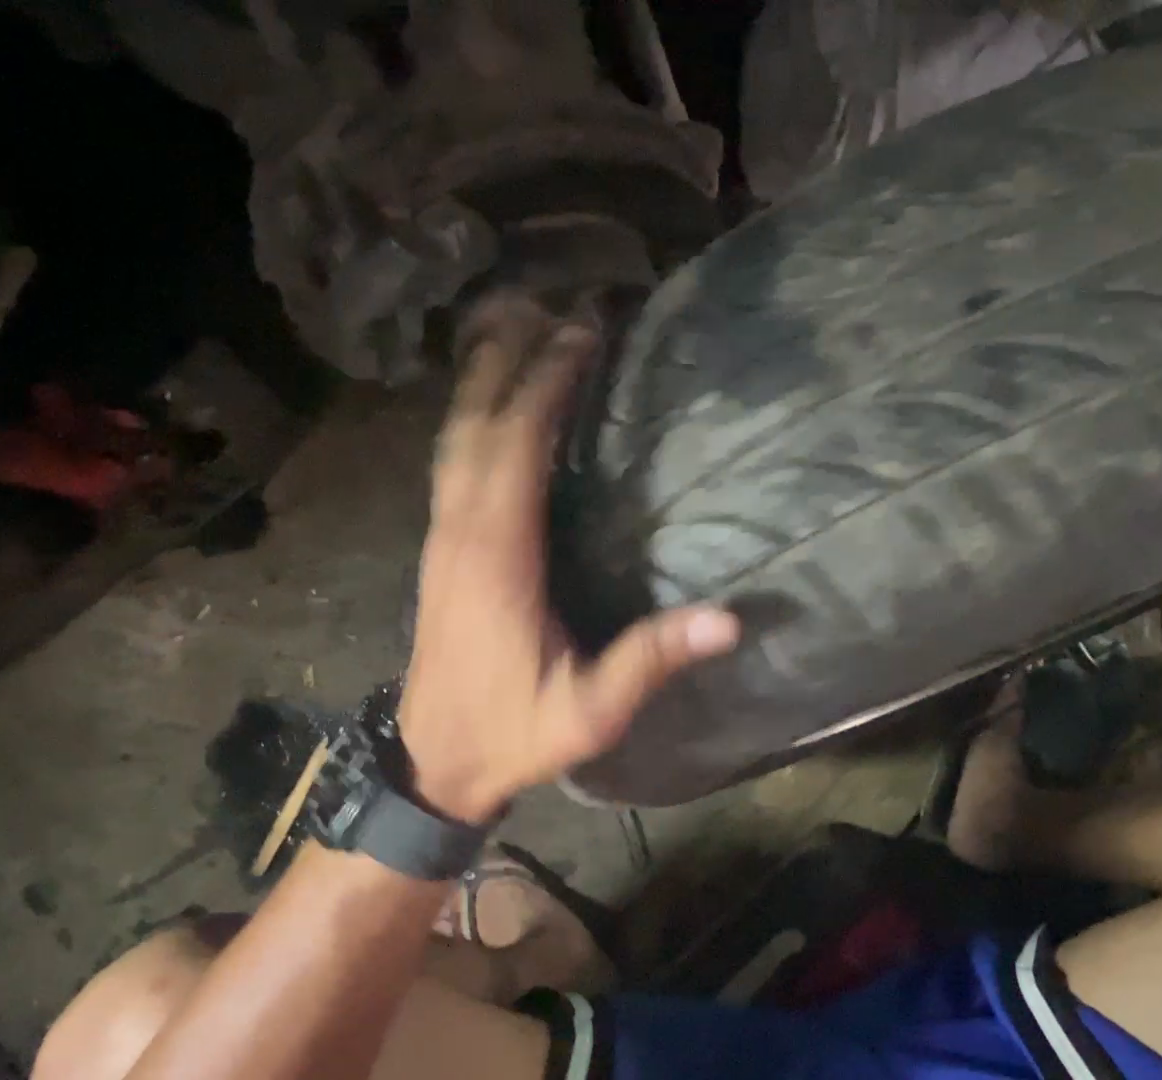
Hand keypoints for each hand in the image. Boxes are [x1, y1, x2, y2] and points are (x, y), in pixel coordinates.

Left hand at [397, 294, 739, 822]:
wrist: (432, 763)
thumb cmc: (514, 732)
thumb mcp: (591, 708)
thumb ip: (652, 660)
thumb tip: (729, 619)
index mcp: (497, 555)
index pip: (517, 444)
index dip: (546, 383)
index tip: (582, 334)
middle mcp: (461, 529)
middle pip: (477, 420)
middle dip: (511, 357)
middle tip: (551, 306)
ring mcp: (443, 533)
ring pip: (455, 433)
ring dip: (483, 375)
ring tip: (515, 326)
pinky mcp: (441, 544)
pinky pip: (453, 458)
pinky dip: (472, 413)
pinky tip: (491, 398)